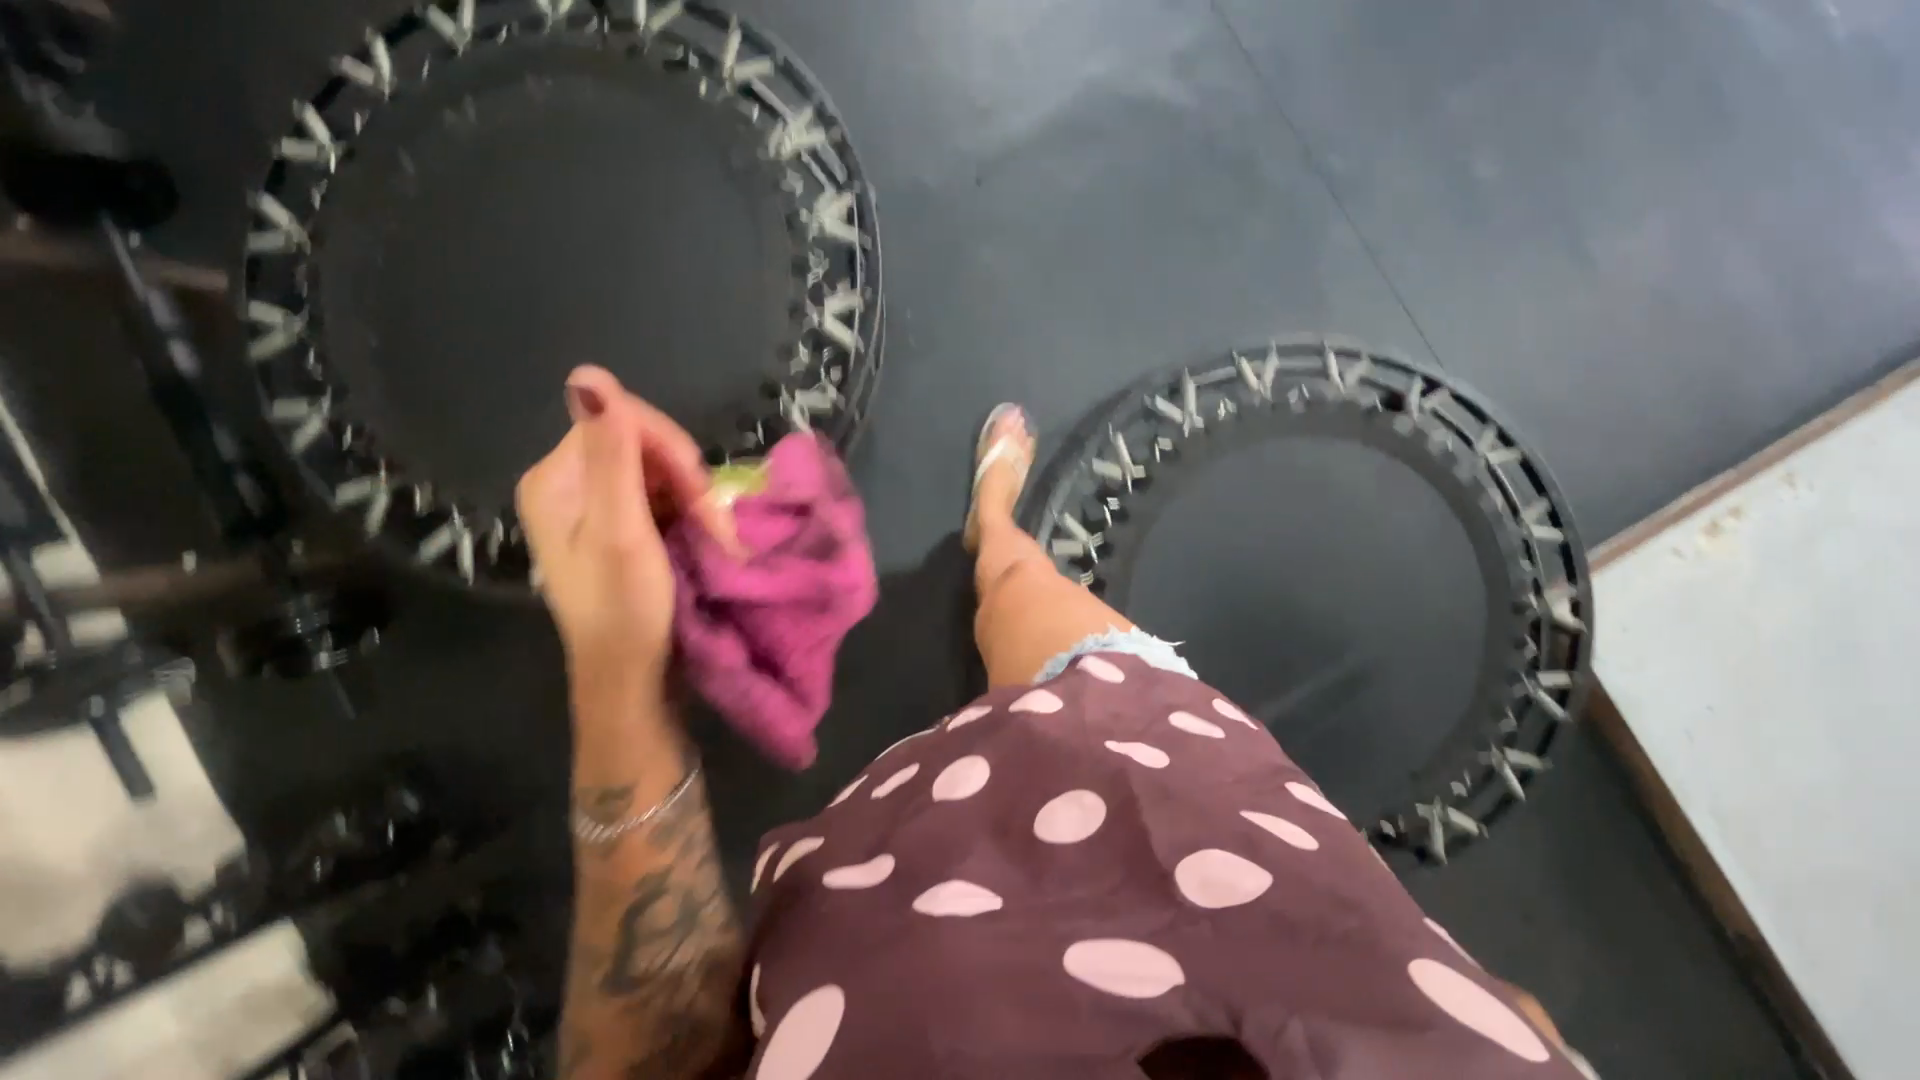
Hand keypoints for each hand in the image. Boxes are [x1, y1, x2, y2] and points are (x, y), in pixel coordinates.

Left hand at [515, 366, 737, 699]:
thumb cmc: (625, 608)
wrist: (631, 678)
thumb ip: (610, 453)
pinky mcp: (615, 528)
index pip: (621, 422)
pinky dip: (687, 511)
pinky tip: (704, 534)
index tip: (706, 499)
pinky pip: (657, 495)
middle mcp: (565, 485)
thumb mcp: (621, 529)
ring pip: (656, 469)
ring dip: (694, 497)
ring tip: (716, 535)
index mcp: (554, 478)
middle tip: (717, 525)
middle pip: (640, 443)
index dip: (672, 451)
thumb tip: (587, 372)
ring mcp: (590, 507)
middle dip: (687, 479)